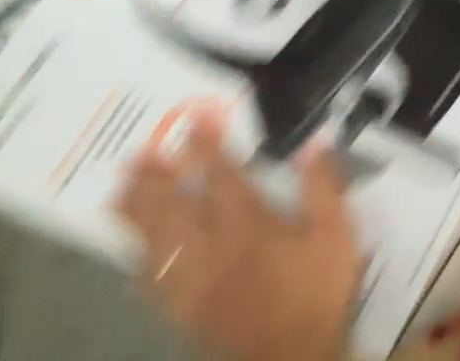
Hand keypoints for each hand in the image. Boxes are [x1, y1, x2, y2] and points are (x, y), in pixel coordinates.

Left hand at [116, 116, 358, 360]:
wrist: (290, 351)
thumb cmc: (318, 286)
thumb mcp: (337, 230)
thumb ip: (323, 186)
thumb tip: (316, 141)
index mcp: (249, 225)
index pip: (221, 177)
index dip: (205, 147)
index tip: (192, 122)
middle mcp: (209, 247)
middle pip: (172, 208)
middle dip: (155, 178)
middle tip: (139, 154)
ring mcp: (189, 280)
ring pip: (151, 240)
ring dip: (136, 212)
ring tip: (121, 189)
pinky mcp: (180, 307)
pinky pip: (148, 278)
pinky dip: (137, 257)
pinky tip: (134, 250)